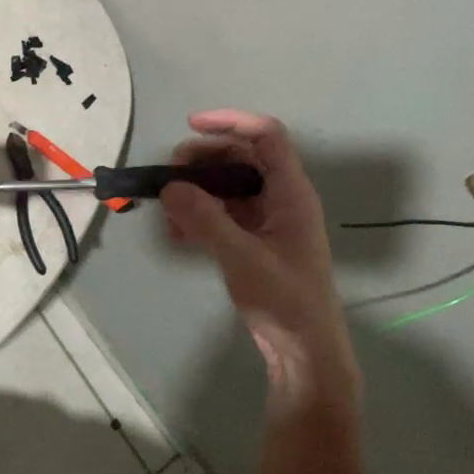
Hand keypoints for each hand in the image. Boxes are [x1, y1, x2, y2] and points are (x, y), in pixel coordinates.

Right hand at [159, 110, 359, 410]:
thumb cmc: (284, 301)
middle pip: (240, 158)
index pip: (266, 136)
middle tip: (168, 178)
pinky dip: (199, 214)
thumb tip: (169, 187)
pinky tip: (177, 233)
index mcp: (291, 193)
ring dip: (196, 190)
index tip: (191, 126)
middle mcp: (281, 199)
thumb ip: (205, 219)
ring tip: (168, 211)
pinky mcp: (254, 241)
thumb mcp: (242, 258)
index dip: (231, 122)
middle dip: (202, 161)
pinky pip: (223, 212)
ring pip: (228, 186)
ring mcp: (268, 220)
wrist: (305, 352)